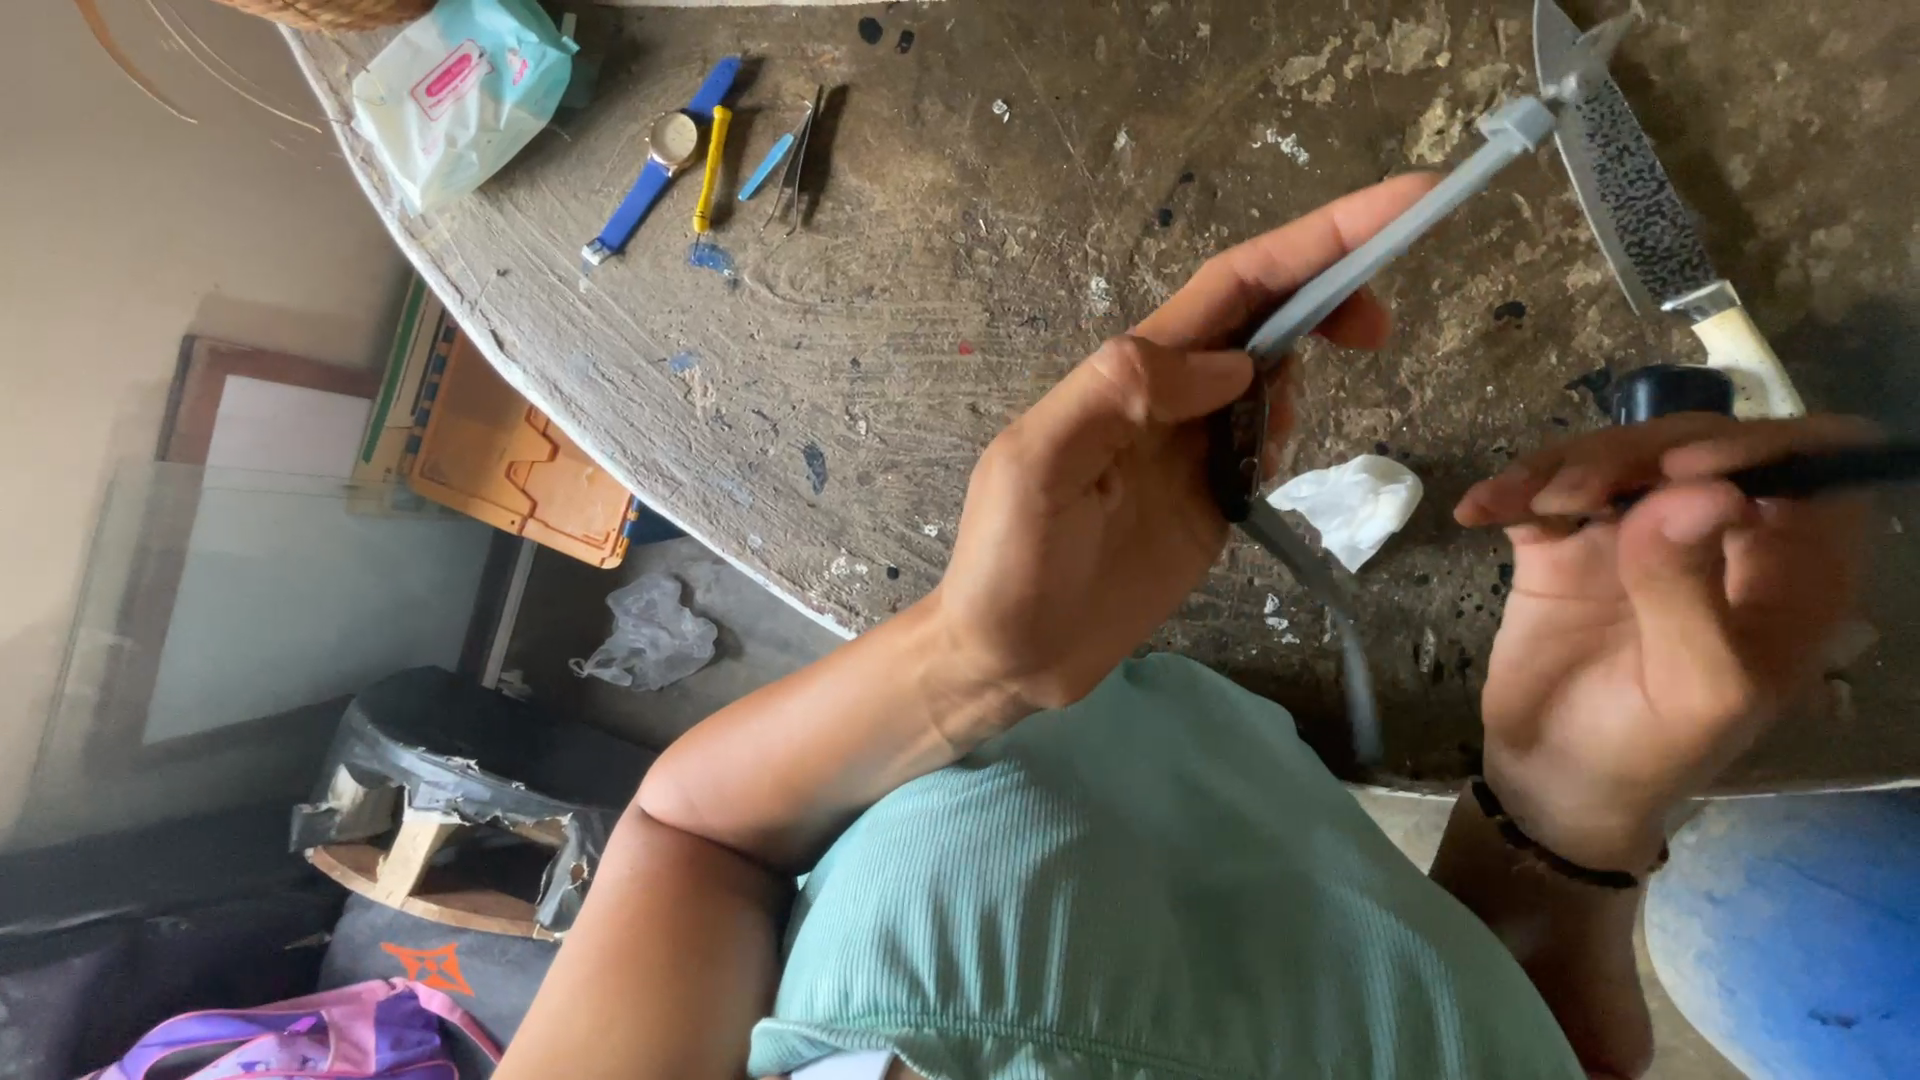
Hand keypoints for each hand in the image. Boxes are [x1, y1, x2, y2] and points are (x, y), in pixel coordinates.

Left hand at [930, 175, 1438, 714]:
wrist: (1012, 652)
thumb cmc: (1009, 560)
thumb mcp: (1037, 465)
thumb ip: (1116, 394)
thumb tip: (1230, 364)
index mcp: (1121, 378)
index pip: (1228, 290)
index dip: (1312, 244)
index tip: (1405, 206)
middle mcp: (1160, 403)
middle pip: (1257, 321)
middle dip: (1326, 298)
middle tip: (1378, 330)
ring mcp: (1187, 454)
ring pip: (1266, 382)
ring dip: (1299, 378)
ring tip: (1270, 438)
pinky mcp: (1207, 506)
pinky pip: (1262, 449)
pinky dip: (1283, 438)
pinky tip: (1264, 466)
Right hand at [1453, 414, 1875, 868]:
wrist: (1550, 775)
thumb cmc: (1649, 747)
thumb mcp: (1696, 686)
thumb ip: (1695, 591)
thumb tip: (1700, 491)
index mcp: (1785, 570)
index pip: (1809, 466)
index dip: (1759, 446)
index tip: (1681, 472)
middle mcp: (1712, 538)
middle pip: (1688, 446)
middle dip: (1631, 455)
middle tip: (1574, 494)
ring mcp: (1628, 539)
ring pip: (1608, 459)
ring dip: (1559, 467)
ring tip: (1520, 505)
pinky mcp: (1557, 549)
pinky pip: (1536, 498)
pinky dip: (1505, 491)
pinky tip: (1475, 510)